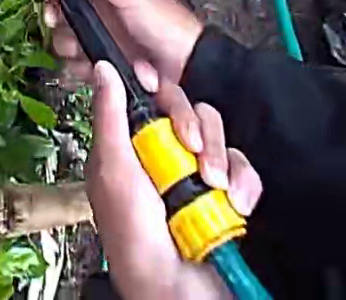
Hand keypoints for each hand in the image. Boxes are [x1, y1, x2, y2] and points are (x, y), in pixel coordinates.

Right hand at [43, 0, 204, 86]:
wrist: (190, 69)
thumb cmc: (165, 23)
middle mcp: (99, 11)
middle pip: (60, 13)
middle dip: (58, 22)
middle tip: (64, 26)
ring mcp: (101, 38)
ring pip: (66, 40)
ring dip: (71, 46)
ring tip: (87, 50)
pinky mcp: (104, 63)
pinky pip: (78, 65)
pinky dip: (80, 67)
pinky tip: (93, 67)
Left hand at [88, 59, 259, 299]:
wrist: (179, 295)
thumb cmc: (135, 240)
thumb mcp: (113, 172)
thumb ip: (110, 117)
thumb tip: (102, 69)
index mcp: (130, 142)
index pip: (143, 94)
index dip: (152, 84)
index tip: (153, 82)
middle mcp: (162, 151)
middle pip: (181, 104)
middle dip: (189, 120)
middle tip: (190, 145)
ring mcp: (195, 172)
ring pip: (213, 129)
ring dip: (218, 153)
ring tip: (214, 183)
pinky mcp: (226, 194)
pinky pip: (241, 165)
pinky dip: (243, 180)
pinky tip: (235, 201)